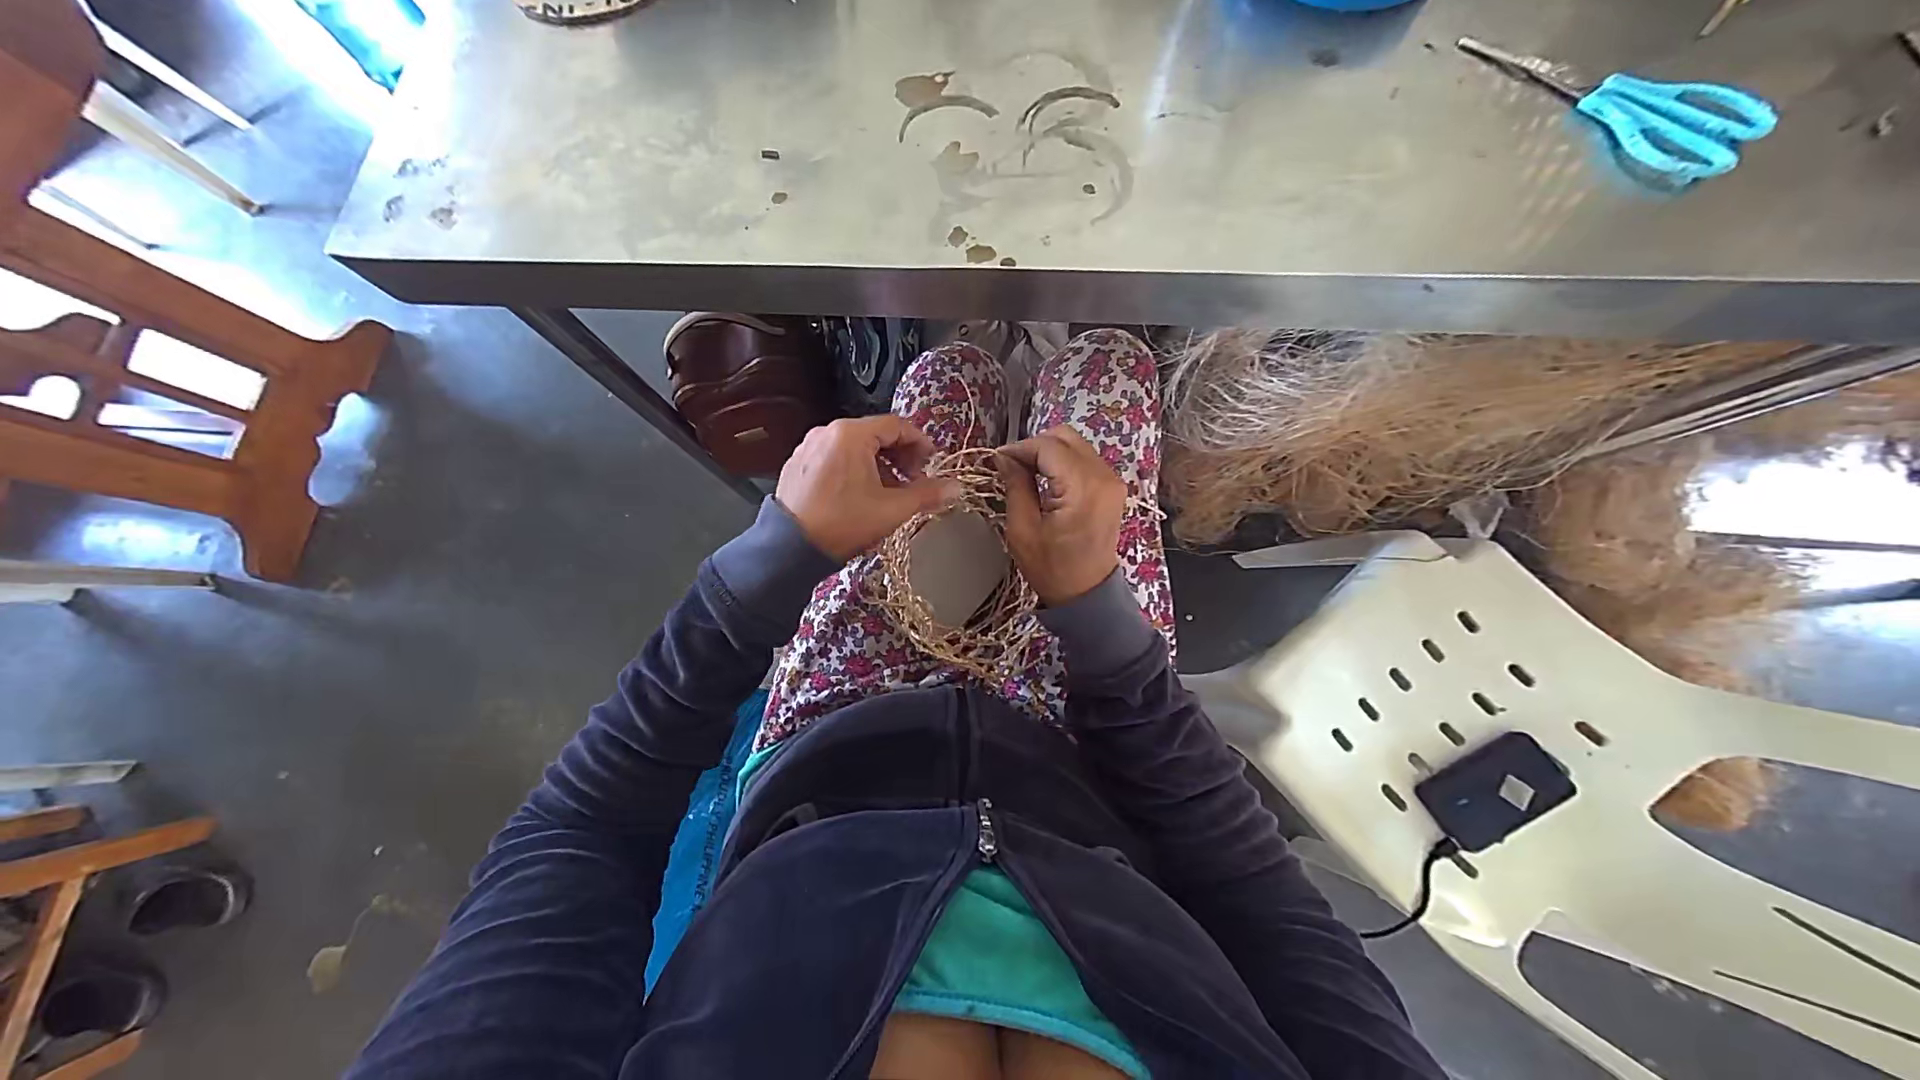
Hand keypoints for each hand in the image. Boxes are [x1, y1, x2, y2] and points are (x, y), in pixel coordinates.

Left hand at [776, 415, 962, 559]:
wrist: (790, 548)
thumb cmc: (842, 523)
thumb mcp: (891, 509)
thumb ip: (927, 494)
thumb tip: (956, 488)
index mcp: (851, 434)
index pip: (896, 425)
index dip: (920, 443)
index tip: (931, 462)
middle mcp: (827, 433)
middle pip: (875, 434)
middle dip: (900, 456)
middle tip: (913, 479)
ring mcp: (809, 447)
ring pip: (854, 447)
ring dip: (878, 464)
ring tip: (890, 491)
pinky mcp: (798, 464)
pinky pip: (834, 457)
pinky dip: (854, 469)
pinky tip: (861, 495)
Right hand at [997, 426, 1125, 605]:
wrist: (1087, 594)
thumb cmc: (1051, 568)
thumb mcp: (1023, 529)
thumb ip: (1016, 485)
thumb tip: (1004, 457)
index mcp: (1083, 487)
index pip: (1048, 446)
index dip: (1019, 448)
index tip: (998, 461)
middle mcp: (1103, 476)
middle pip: (1065, 437)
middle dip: (1035, 445)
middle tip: (1012, 466)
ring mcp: (1112, 480)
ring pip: (1075, 444)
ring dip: (1048, 452)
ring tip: (1026, 473)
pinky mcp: (1112, 487)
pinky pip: (1084, 459)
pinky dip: (1062, 461)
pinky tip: (1045, 479)